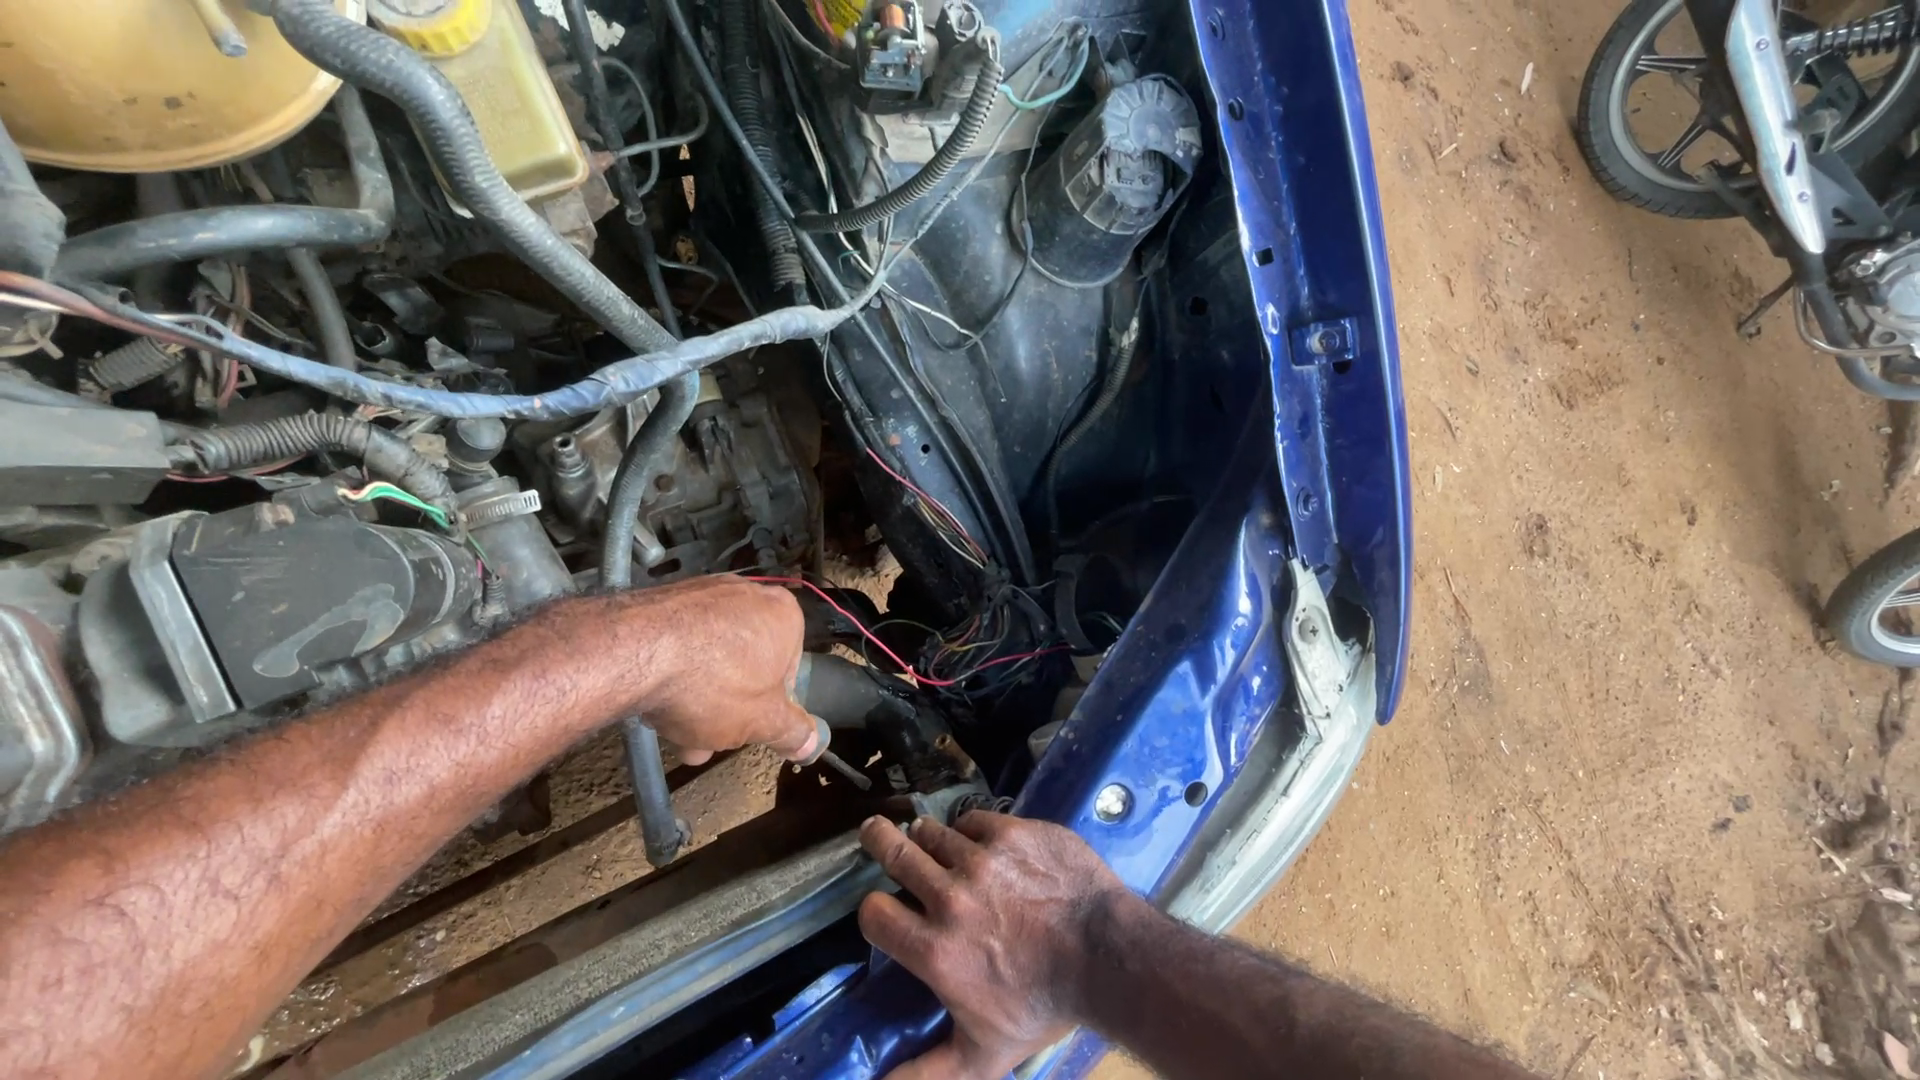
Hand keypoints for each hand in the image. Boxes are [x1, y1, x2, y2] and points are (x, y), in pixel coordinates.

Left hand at [615, 576, 816, 761]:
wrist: (634, 653)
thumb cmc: (712, 681)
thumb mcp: (763, 721)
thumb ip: (793, 732)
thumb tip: (809, 741)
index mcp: (785, 615)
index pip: (789, 669)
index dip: (769, 706)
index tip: (750, 727)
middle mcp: (748, 594)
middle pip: (746, 662)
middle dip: (727, 706)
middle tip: (709, 738)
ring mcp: (704, 593)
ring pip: (709, 655)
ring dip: (698, 695)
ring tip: (676, 730)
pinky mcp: (664, 599)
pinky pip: (678, 642)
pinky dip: (672, 671)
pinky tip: (656, 704)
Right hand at [856, 811, 1143, 1078]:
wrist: (1109, 957)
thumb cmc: (1045, 1007)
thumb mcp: (983, 1054)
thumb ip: (928, 1073)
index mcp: (936, 950)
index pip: (873, 915)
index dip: (874, 912)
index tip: (884, 911)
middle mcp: (950, 898)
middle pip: (894, 853)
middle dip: (877, 839)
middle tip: (872, 829)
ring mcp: (981, 860)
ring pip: (932, 832)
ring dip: (927, 838)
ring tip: (930, 839)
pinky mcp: (1011, 832)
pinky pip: (973, 821)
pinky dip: (970, 832)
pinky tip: (980, 843)